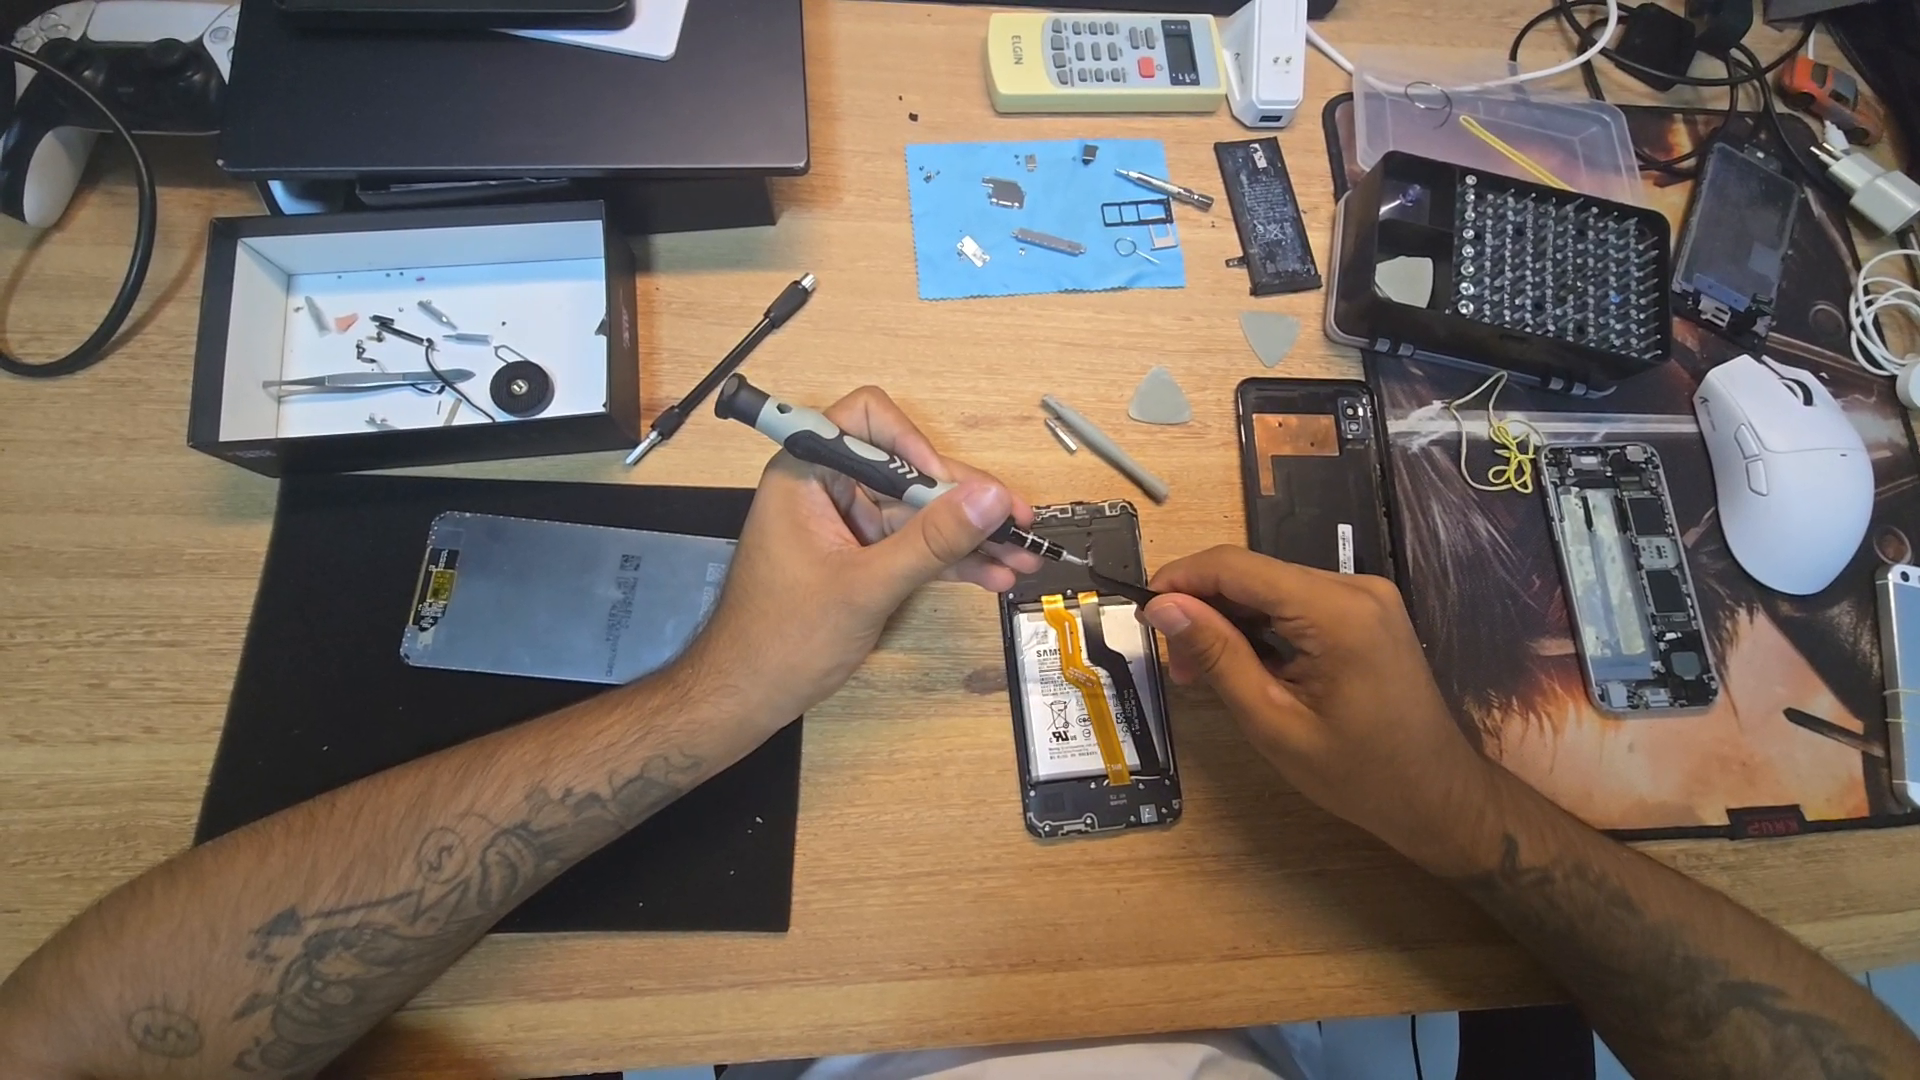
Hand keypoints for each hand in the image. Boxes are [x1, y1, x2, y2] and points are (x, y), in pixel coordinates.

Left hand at [684, 386, 1041, 727]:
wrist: (748, 696)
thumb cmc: (785, 640)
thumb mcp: (866, 586)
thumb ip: (931, 541)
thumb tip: (990, 496)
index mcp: (808, 473)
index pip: (866, 418)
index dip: (913, 442)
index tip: (949, 486)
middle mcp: (829, 487)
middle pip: (908, 469)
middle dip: (964, 498)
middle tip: (1019, 521)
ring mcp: (849, 523)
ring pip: (920, 511)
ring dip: (969, 533)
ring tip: (1020, 555)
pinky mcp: (863, 556)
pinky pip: (914, 544)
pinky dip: (950, 559)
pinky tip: (991, 574)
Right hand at [1142, 546, 1493, 854]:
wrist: (1440, 799)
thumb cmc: (1358, 774)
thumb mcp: (1272, 722)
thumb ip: (1217, 655)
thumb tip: (1161, 606)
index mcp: (1337, 612)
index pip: (1237, 566)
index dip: (1180, 578)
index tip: (1141, 609)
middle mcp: (1354, 587)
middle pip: (1251, 574)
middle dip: (1202, 609)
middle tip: (1175, 664)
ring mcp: (1363, 596)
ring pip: (1267, 587)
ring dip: (1226, 621)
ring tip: (1201, 673)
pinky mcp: (1363, 611)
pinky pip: (1292, 602)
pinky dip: (1258, 627)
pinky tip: (1241, 664)